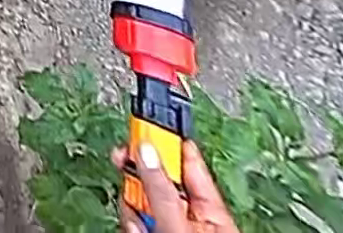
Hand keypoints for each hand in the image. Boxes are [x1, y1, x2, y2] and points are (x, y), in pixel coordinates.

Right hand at [113, 140, 239, 232]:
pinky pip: (138, 221)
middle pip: (154, 175)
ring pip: (141, 199)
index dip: (160, 134)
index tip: (138, 121)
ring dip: (132, 208)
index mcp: (210, 206)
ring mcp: (174, 226)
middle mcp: (191, 214)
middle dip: (137, 179)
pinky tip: (138, 232)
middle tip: (132, 187)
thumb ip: (162, 188)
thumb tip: (145, 148)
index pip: (183, 153)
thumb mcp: (180, 225)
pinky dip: (133, 226)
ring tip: (140, 226)